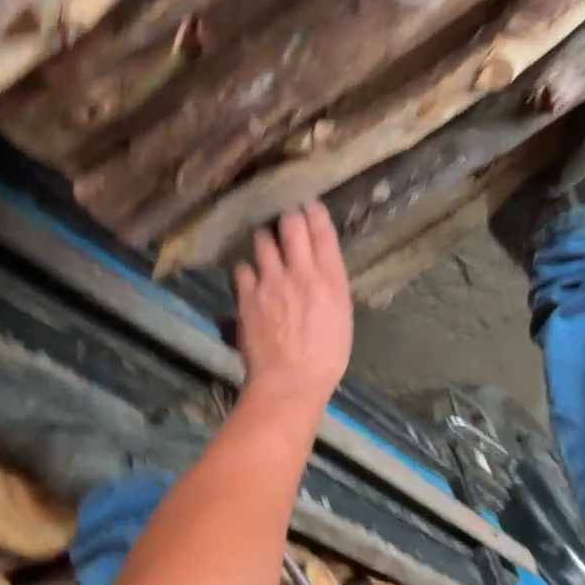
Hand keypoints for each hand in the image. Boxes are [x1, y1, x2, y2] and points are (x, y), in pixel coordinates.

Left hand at [233, 202, 352, 414]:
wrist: (290, 381)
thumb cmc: (327, 356)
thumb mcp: (341, 316)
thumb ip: (329, 286)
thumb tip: (319, 270)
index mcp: (330, 279)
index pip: (322, 232)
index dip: (315, 212)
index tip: (309, 202)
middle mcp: (300, 272)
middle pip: (291, 226)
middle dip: (288, 215)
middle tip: (285, 213)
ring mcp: (270, 281)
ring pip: (262, 241)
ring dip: (264, 237)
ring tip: (265, 240)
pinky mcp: (246, 296)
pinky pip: (242, 268)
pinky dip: (247, 269)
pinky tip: (250, 276)